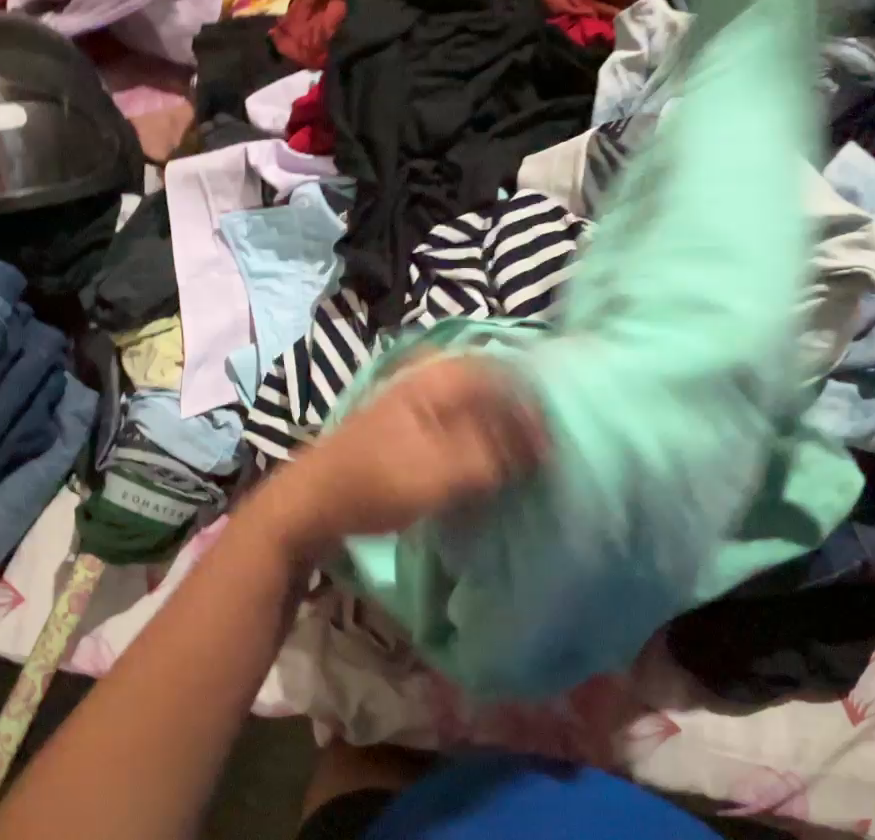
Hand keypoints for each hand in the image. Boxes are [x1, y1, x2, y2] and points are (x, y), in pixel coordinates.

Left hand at [254, 354, 544, 559]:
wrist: (313, 502)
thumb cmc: (375, 482)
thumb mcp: (442, 472)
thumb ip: (496, 453)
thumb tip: (546, 440)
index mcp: (440, 374)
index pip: (509, 373)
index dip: (538, 403)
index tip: (561, 438)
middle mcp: (433, 375)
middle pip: (496, 387)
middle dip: (522, 417)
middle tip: (548, 452)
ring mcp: (422, 398)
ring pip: (480, 407)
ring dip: (502, 433)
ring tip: (527, 463)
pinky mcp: (416, 424)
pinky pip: (463, 423)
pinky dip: (482, 442)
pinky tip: (493, 467)